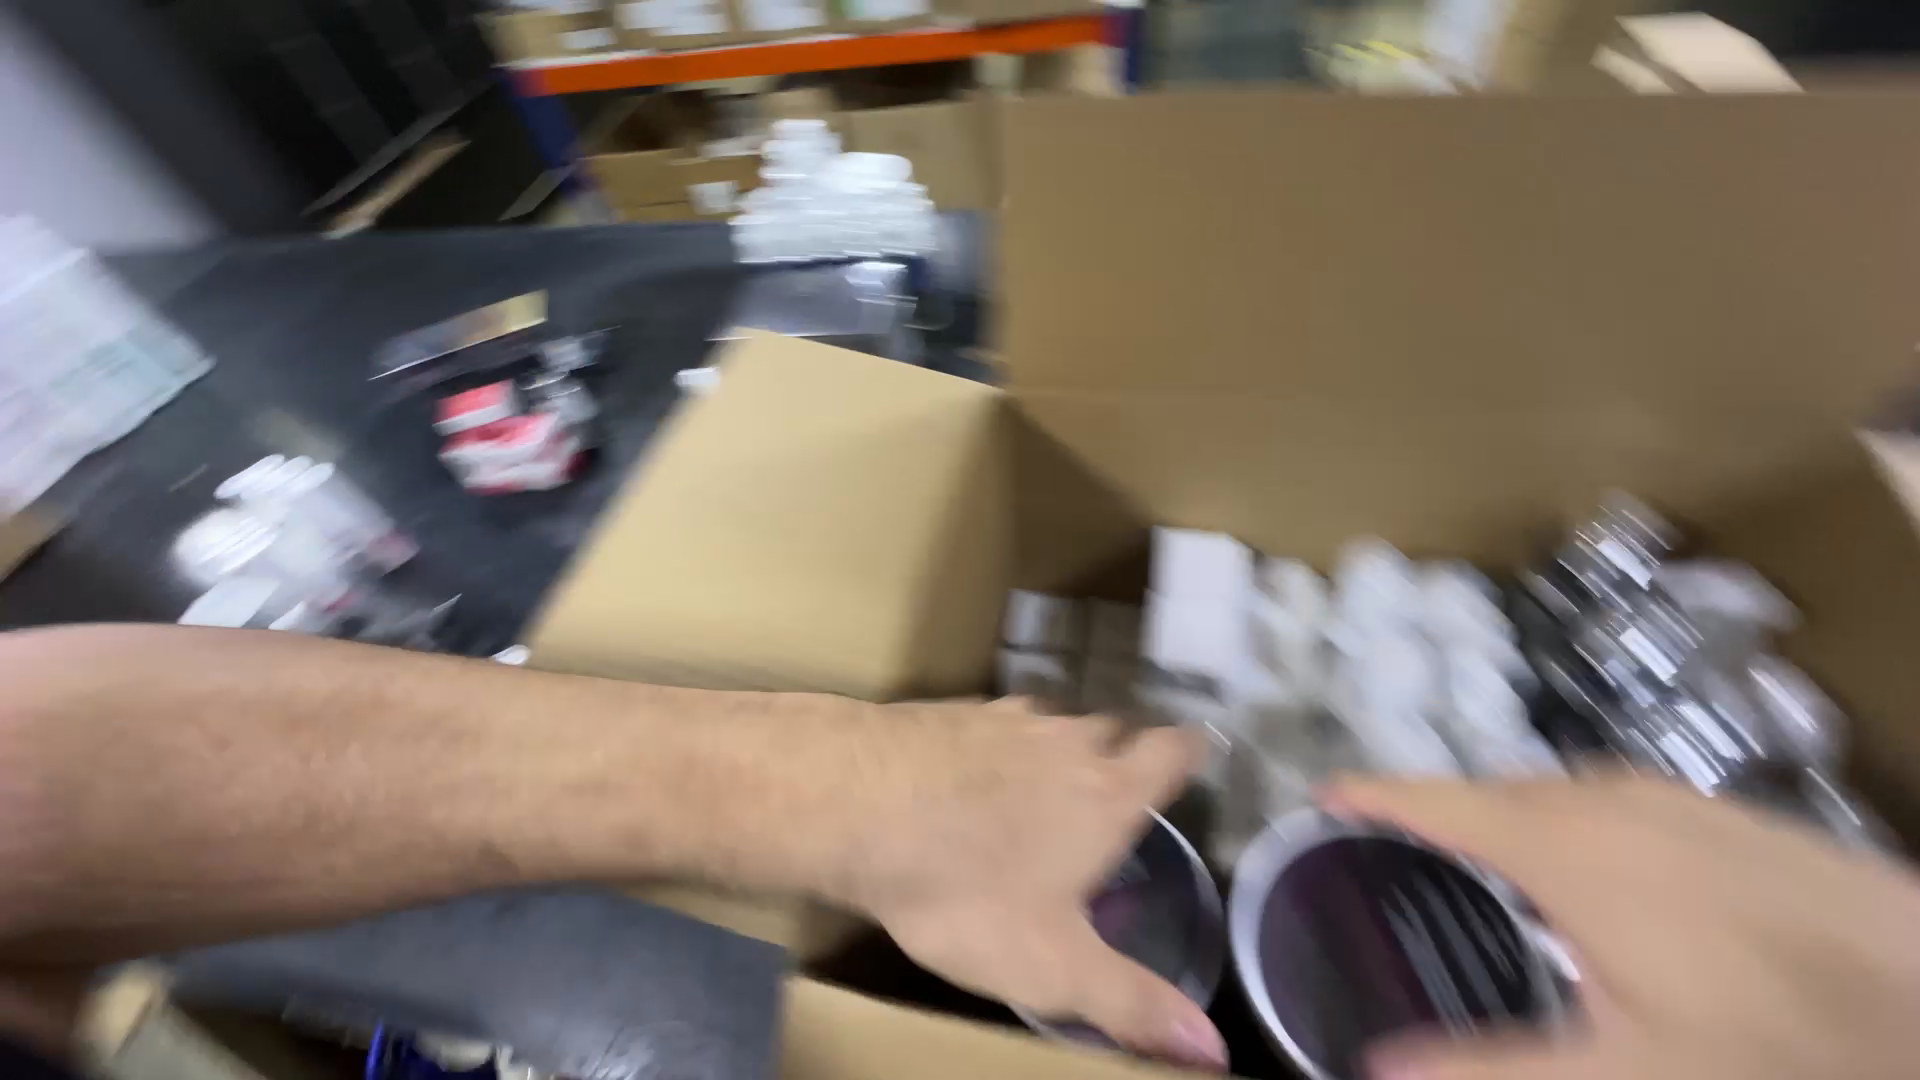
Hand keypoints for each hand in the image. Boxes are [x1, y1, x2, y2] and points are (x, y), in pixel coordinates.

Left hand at [839, 698, 1224, 1068]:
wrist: (857, 804)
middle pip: (1110, 730)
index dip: (1187, 750)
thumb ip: (1131, 1004)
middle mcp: (1062, 741)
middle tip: (1109, 788)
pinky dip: (995, 743)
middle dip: (1117, 753)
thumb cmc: (967, 889)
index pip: (1169, 753)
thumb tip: (1213, 1053)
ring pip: (1049, 721)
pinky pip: (991, 722)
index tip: (1194, 749)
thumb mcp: (1052, 967)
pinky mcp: (950, 711)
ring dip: (1054, 747)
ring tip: (1041, 782)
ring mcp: (1003, 717)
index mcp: (1104, 794)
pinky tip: (968, 772)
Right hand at [1323, 775, 1919, 1079]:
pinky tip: (1603, 891)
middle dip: (1431, 819)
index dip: (1363, 795)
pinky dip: (1568, 832)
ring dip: (1502, 826)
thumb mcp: (1629, 1072)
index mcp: (1553, 838)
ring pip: (1547, 798)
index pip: (1424, 797)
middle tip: (1397, 865)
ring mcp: (1669, 798)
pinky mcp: (1725, 814)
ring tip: (1486, 878)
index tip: (1317, 803)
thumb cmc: (1783, 1041)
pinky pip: (1606, 807)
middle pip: (1480, 792)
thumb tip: (1375, 1067)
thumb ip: (1491, 1067)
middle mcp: (1598, 796)